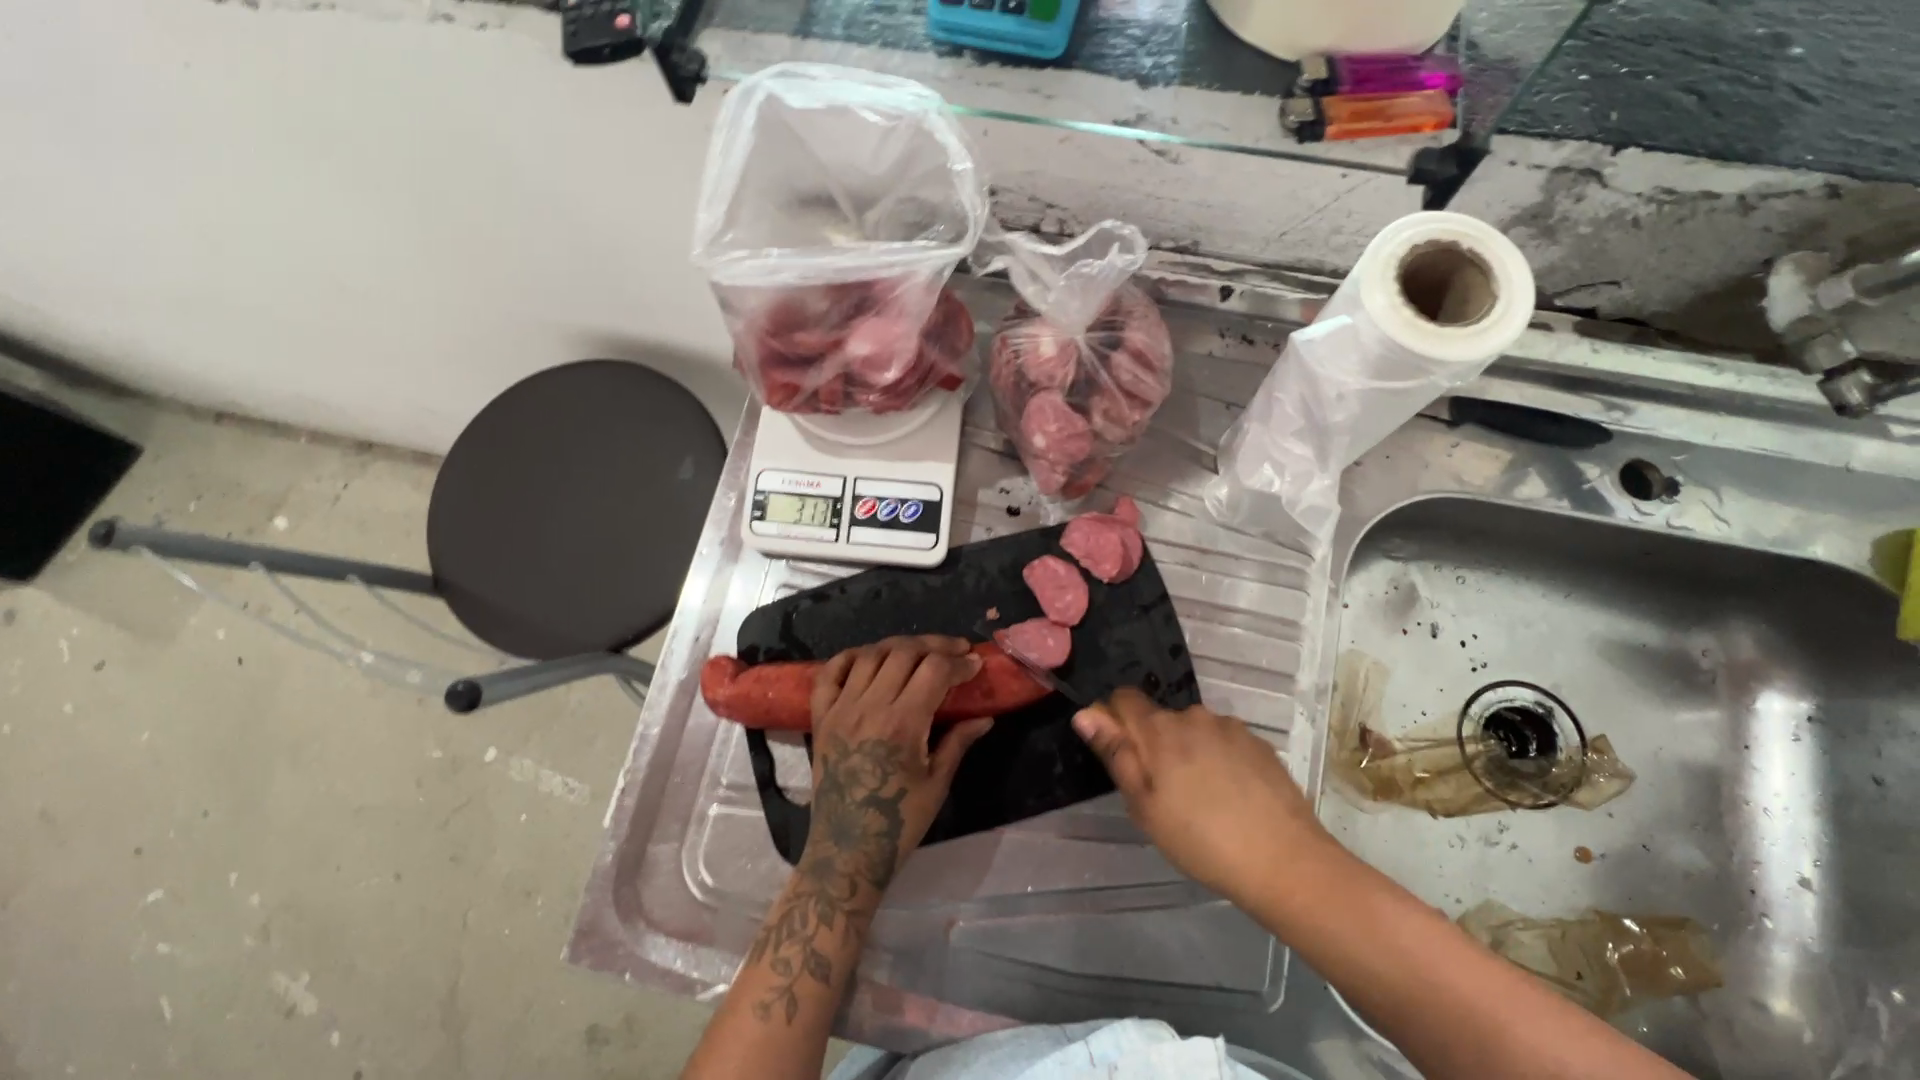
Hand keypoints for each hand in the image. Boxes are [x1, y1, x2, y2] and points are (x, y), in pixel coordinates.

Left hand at [804, 636, 994, 889]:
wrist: (848, 847)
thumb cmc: (901, 820)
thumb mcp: (938, 782)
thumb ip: (959, 741)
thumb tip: (985, 716)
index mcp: (902, 723)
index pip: (934, 670)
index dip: (959, 662)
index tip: (975, 665)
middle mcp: (868, 707)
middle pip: (903, 653)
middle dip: (935, 646)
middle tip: (955, 652)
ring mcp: (840, 709)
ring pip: (869, 655)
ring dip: (898, 647)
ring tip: (919, 653)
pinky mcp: (820, 717)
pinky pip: (829, 673)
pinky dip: (849, 658)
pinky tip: (869, 658)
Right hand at [1073, 688, 1330, 905]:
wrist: (1284, 860)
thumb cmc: (1200, 840)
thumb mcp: (1144, 806)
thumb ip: (1115, 754)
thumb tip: (1086, 714)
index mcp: (1160, 730)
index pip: (1123, 699)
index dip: (1114, 720)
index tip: (1120, 756)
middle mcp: (1194, 717)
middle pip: (1160, 719)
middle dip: (1154, 745)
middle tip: (1162, 794)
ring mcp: (1231, 729)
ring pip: (1194, 732)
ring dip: (1188, 753)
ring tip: (1201, 800)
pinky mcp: (1259, 745)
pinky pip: (1224, 744)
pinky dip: (1218, 761)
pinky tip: (1230, 798)